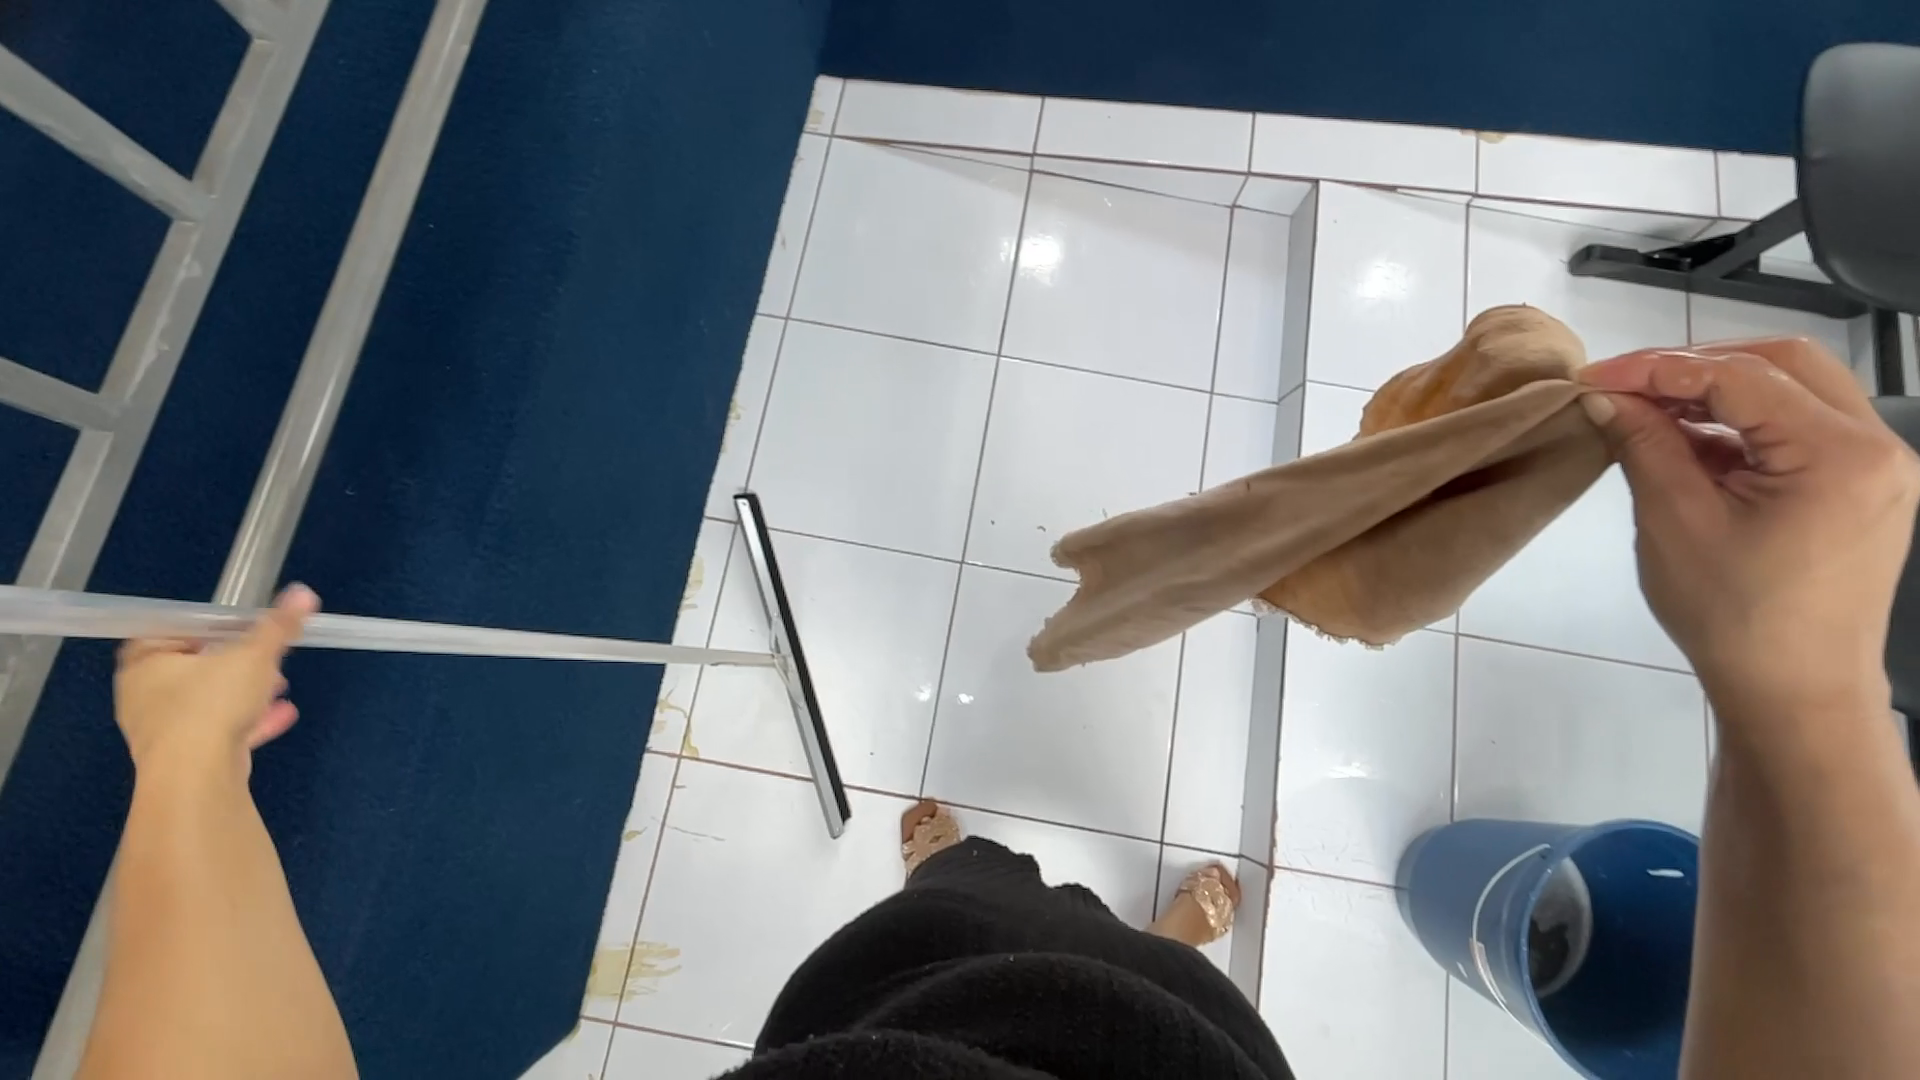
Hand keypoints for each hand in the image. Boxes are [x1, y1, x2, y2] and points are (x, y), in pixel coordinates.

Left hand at [114, 584, 319, 774]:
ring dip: (243, 691)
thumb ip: (279, 625)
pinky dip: (248, 718)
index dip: (202, 628)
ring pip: (206, 699)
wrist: (196, 771)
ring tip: (279, 687)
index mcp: (146, 663)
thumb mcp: (255, 654)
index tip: (238, 630)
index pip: (166, 633)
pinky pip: (218, 727)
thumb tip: (303, 592)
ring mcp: (162, 727)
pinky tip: (282, 714)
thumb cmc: (213, 702)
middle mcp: (144, 694)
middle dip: (233, 662)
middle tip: (267, 659)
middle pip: (191, 667)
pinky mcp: (184, 753)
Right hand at [1578, 338, 1919, 721]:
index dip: (1656, 368)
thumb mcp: (1673, 520)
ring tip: (1642, 412)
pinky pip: (1794, 429)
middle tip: (1620, 385)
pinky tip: (1682, 442)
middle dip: (1692, 365)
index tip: (1590, 378)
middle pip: (1782, 365)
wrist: (1791, 684)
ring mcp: (1874, 466)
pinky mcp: (1856, 486)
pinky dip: (1734, 423)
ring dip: (1713, 391)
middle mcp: (1876, 445)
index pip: (1740, 376)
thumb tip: (1605, 396)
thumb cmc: (1728, 608)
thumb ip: (1644, 444)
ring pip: (1792, 390)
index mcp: (1840, 453)